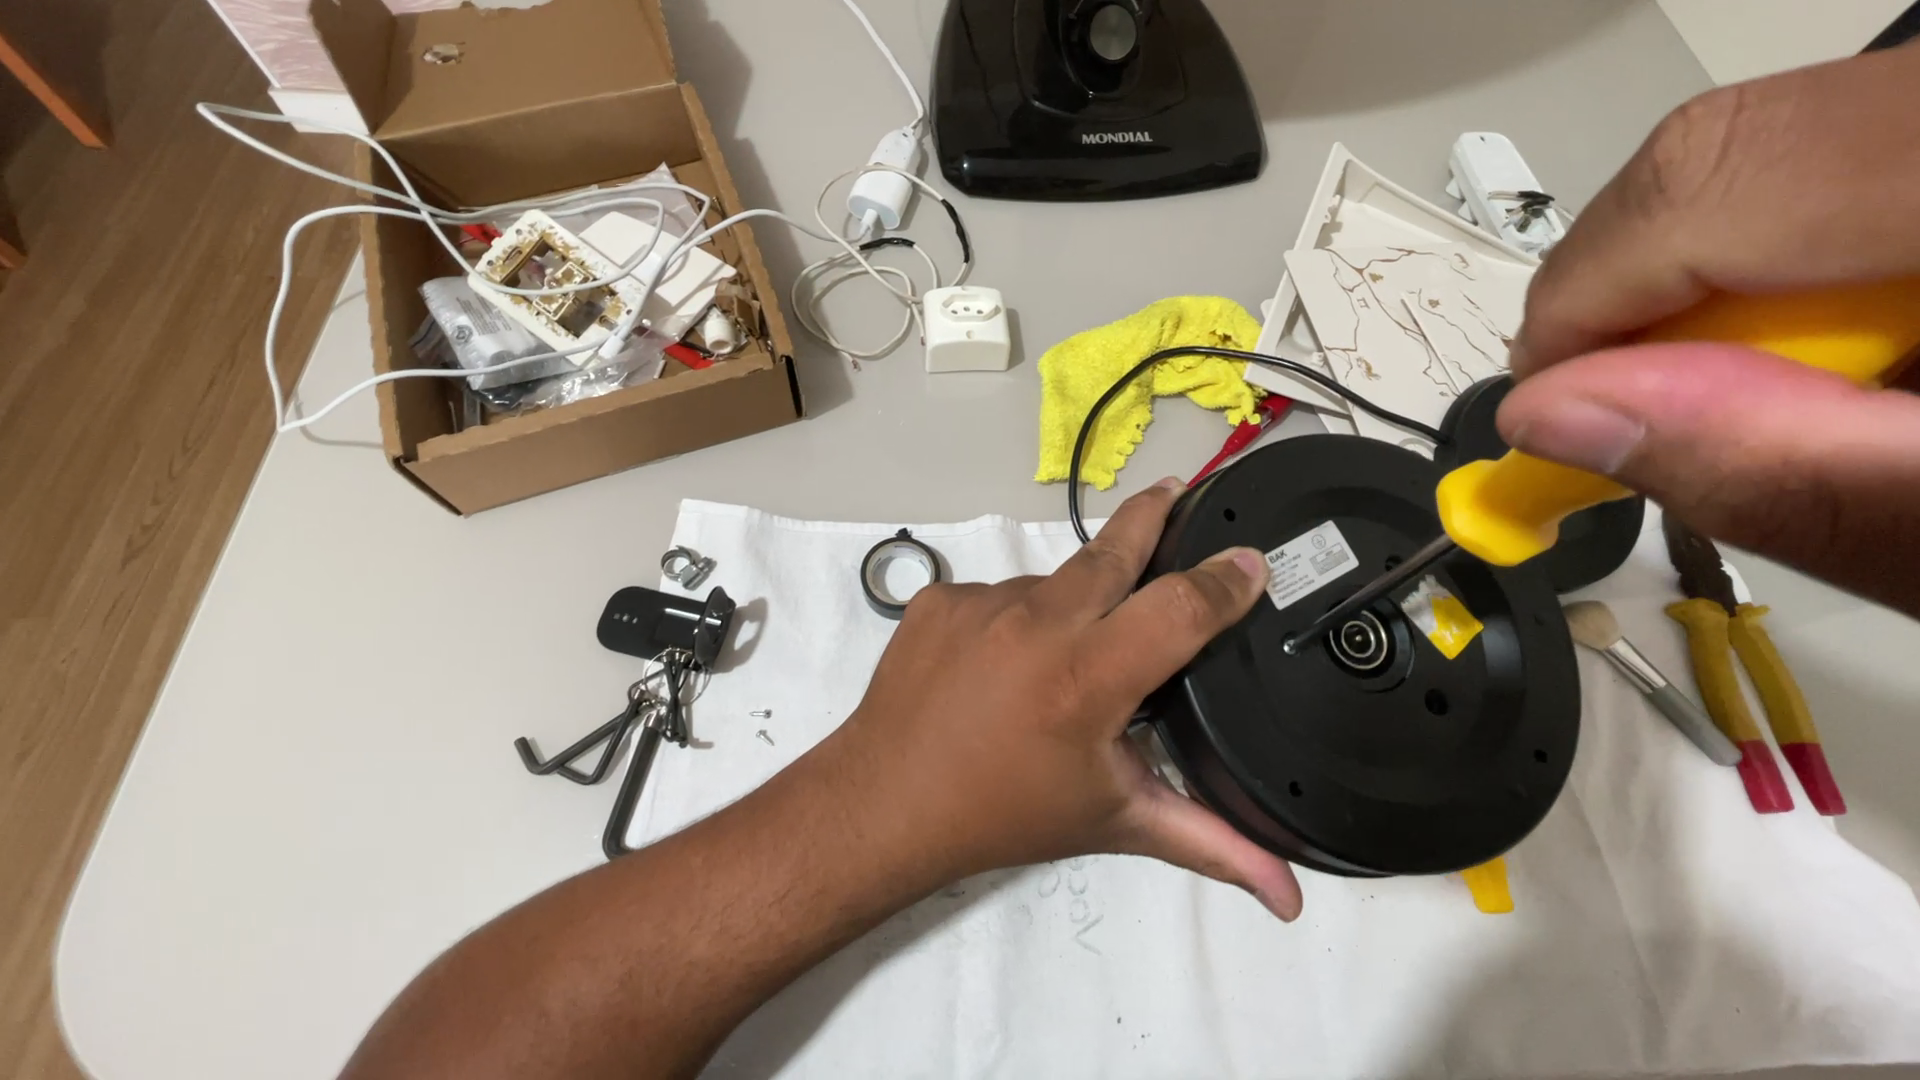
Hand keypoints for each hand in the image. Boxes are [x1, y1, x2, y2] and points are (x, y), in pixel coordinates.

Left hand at [817, 478, 1302, 920]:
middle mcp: (1038, 622)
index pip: (1178, 606)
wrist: (884, 801)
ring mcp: (982, 601)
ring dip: (1070, 604)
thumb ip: (1208, 844)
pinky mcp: (939, 598)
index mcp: (1089, 675)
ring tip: (1057, 654)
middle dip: (1152, 515)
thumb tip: (1290, 897)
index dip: (1224, 581)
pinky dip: (1013, 621)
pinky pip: (997, 596)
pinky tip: (1000, 662)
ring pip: (1050, 584)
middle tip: (1178, 489)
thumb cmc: (1003, 815)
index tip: (1250, 560)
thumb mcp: (1112, 821)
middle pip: (1112, 549)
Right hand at [1499, 43, 1919, 614]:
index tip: (1553, 407)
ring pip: (1772, 151)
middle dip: (1632, 291)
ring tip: (1758, 386)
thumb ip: (1763, 467)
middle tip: (1632, 406)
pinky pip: (1838, 159)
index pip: (1716, 180)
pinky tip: (1831, 338)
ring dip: (1706, 284)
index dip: (1587, 297)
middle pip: (1731, 148)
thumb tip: (1549, 414)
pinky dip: (1779, 260)